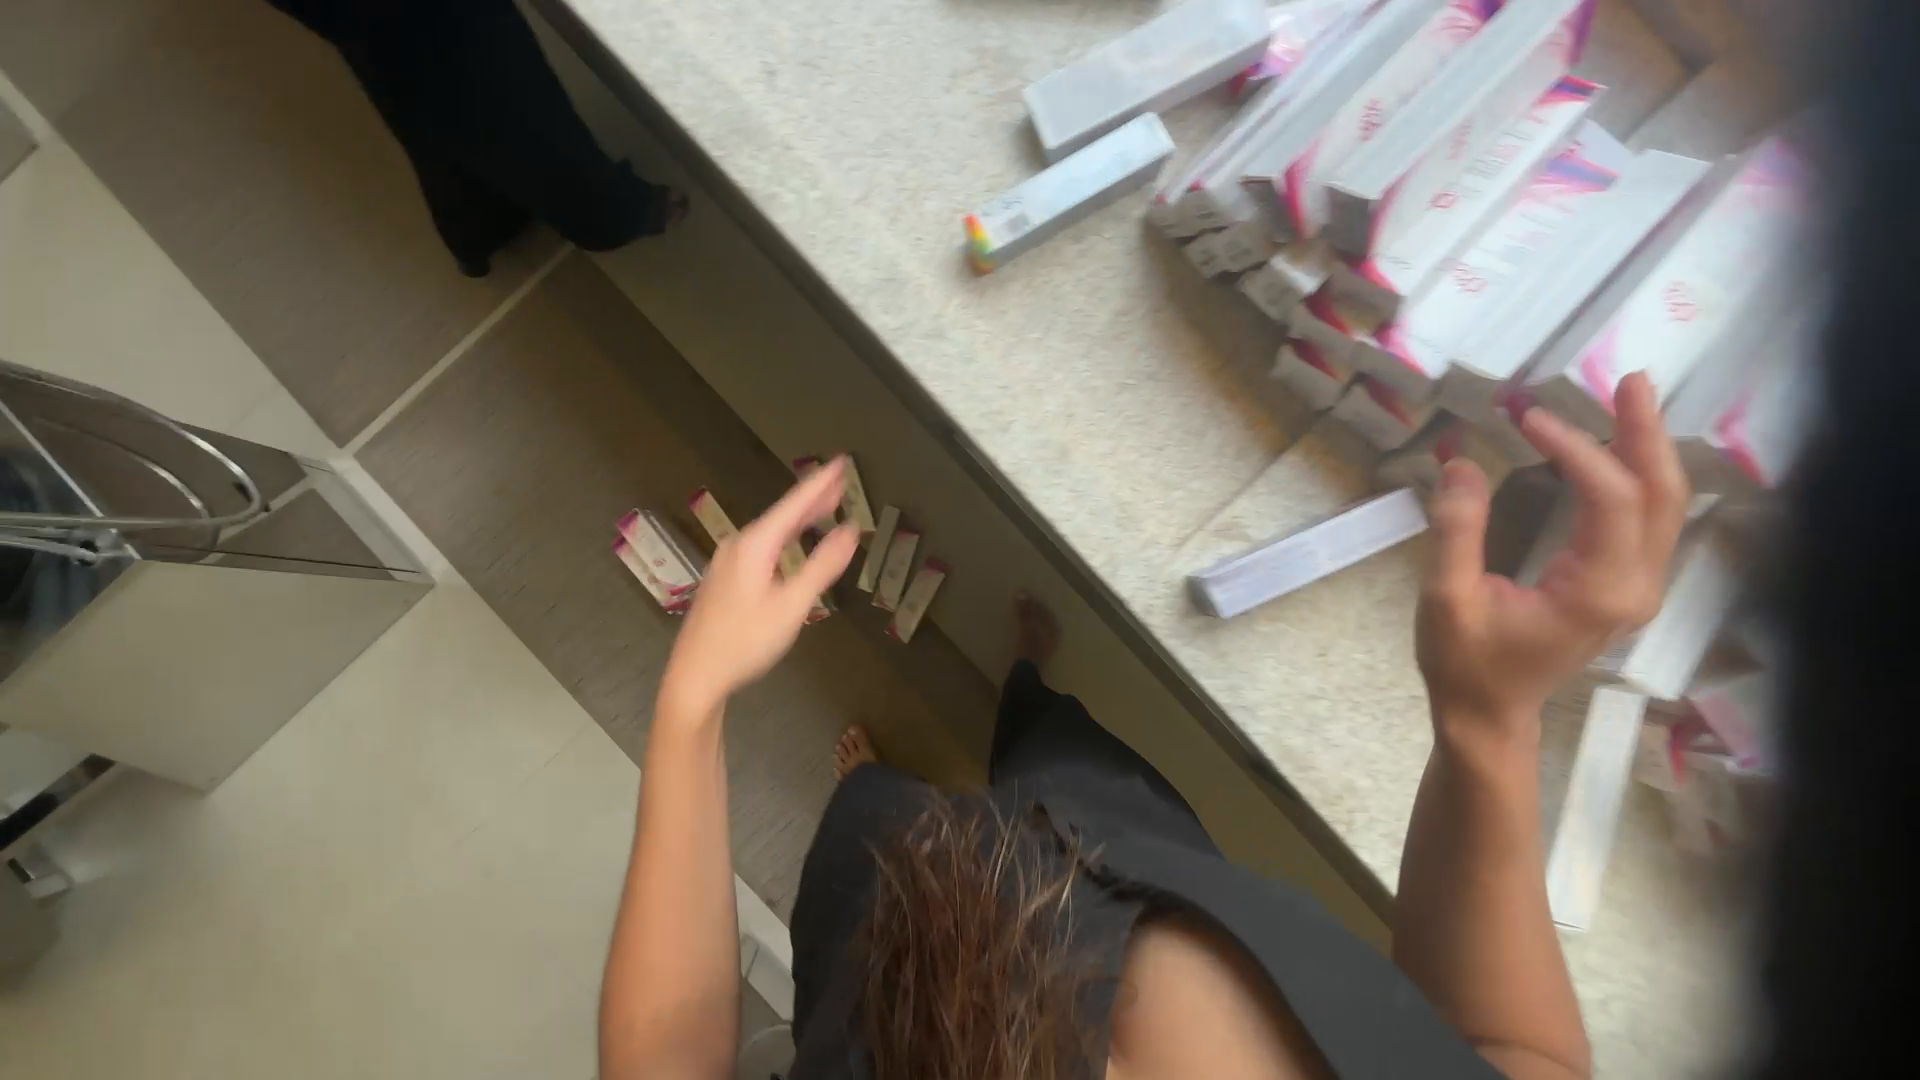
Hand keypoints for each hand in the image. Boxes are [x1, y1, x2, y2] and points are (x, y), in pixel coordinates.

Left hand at [660, 458, 860, 718]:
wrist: (695, 675)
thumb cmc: (745, 642)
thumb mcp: (792, 606)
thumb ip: (822, 566)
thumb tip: (852, 530)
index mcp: (755, 546)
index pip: (794, 504)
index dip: (820, 483)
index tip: (841, 461)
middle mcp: (739, 545)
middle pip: (782, 514)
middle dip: (814, 497)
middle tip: (841, 479)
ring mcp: (729, 561)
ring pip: (773, 531)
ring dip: (801, 518)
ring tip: (827, 505)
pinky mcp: (727, 578)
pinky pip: (763, 545)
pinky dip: (787, 536)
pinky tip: (794, 542)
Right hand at [1416, 373, 1689, 743]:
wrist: (1487, 712)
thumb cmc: (1464, 662)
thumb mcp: (1446, 597)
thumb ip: (1457, 530)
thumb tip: (1460, 462)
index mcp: (1597, 590)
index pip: (1609, 498)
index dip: (1575, 450)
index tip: (1526, 419)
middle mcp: (1634, 585)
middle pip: (1662, 495)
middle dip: (1645, 434)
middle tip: (1629, 381)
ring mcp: (1634, 587)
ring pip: (1662, 505)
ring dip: (1647, 451)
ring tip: (1627, 403)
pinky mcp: (1619, 586)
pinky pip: (1643, 520)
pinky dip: (1634, 478)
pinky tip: (1615, 453)